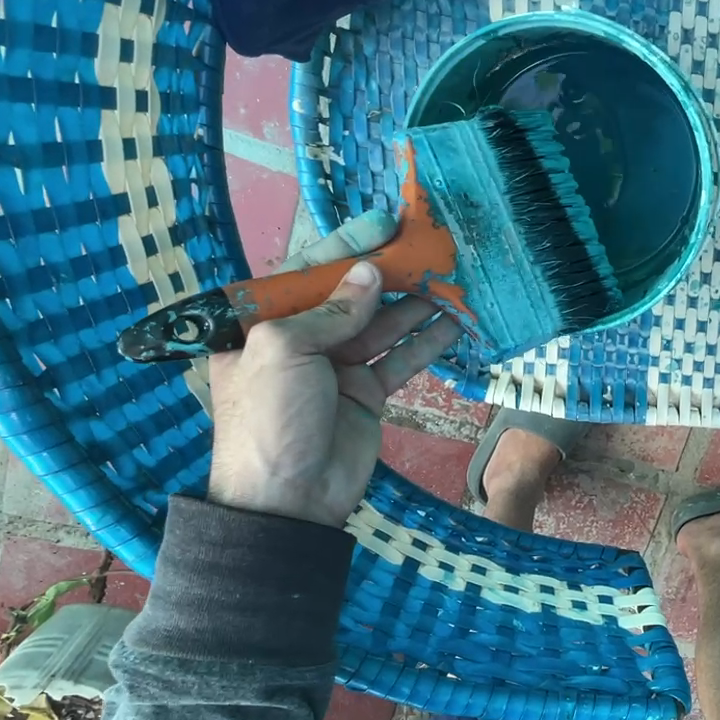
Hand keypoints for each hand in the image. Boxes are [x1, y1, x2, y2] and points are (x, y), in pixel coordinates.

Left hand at [207, 212, 462, 526]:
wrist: (289, 497)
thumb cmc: (271, 416)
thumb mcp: (284, 351)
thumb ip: (331, 311)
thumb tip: (371, 274)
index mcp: (265, 322)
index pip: (309, 271)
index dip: (346, 246)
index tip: (384, 222)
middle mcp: (304, 338)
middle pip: (352, 294)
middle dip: (390, 273)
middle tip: (429, 250)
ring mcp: (339, 365)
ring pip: (383, 324)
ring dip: (416, 304)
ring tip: (451, 280)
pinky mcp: (369, 392)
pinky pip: (401, 358)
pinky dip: (426, 341)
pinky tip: (454, 322)